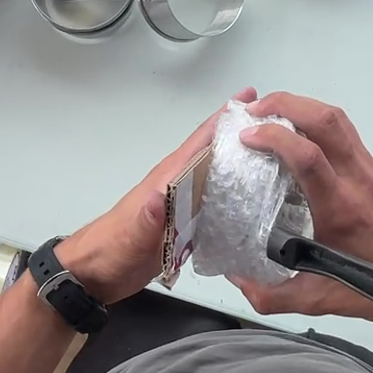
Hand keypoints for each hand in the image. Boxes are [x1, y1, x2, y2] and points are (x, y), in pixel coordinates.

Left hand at [57, 88, 257, 303]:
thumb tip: (161, 194)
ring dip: (241, 165)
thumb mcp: (131, 235)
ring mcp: (180, 206)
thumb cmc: (110, 249)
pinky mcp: (183, 226)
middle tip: (278, 124)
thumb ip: (148, 217)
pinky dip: (233, 197)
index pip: (200, 141)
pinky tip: (254, 202)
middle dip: (241, 136)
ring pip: (216, 176)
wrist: (93, 274)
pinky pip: (214, 204)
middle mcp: (177, 186)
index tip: (250, 98)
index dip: (223, 118)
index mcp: (167, 179)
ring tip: (274, 157)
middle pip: (213, 153)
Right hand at [232, 93, 372, 338]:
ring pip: (338, 119)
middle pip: (325, 120)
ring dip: (302, 106)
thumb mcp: (316, 300)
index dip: (273, 137)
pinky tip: (298, 136)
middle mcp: (358, 180)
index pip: (307, 155)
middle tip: (254, 110)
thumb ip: (270, 294)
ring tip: (271, 113)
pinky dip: (317, 122)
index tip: (247, 137)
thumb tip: (236, 278)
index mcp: (341, 208)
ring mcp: (371, 170)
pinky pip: (345, 133)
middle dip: (285, 104)